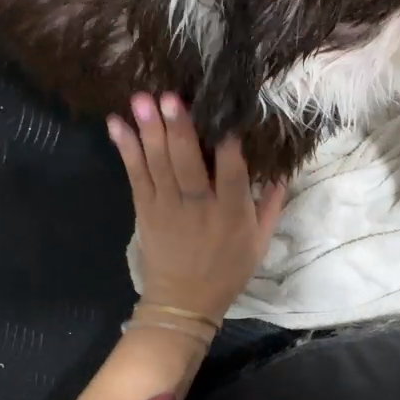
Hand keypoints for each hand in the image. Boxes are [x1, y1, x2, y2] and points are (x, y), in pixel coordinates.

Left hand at [108, 92, 286, 320]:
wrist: (184, 302)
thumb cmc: (226, 272)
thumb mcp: (258, 245)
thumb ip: (269, 208)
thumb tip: (281, 174)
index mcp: (232, 216)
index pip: (232, 173)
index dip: (228, 144)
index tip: (224, 115)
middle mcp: (200, 208)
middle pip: (188, 163)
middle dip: (179, 129)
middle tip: (170, 97)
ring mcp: (169, 209)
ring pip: (160, 165)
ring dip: (150, 130)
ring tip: (142, 99)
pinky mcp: (145, 212)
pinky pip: (135, 176)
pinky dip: (126, 150)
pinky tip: (117, 124)